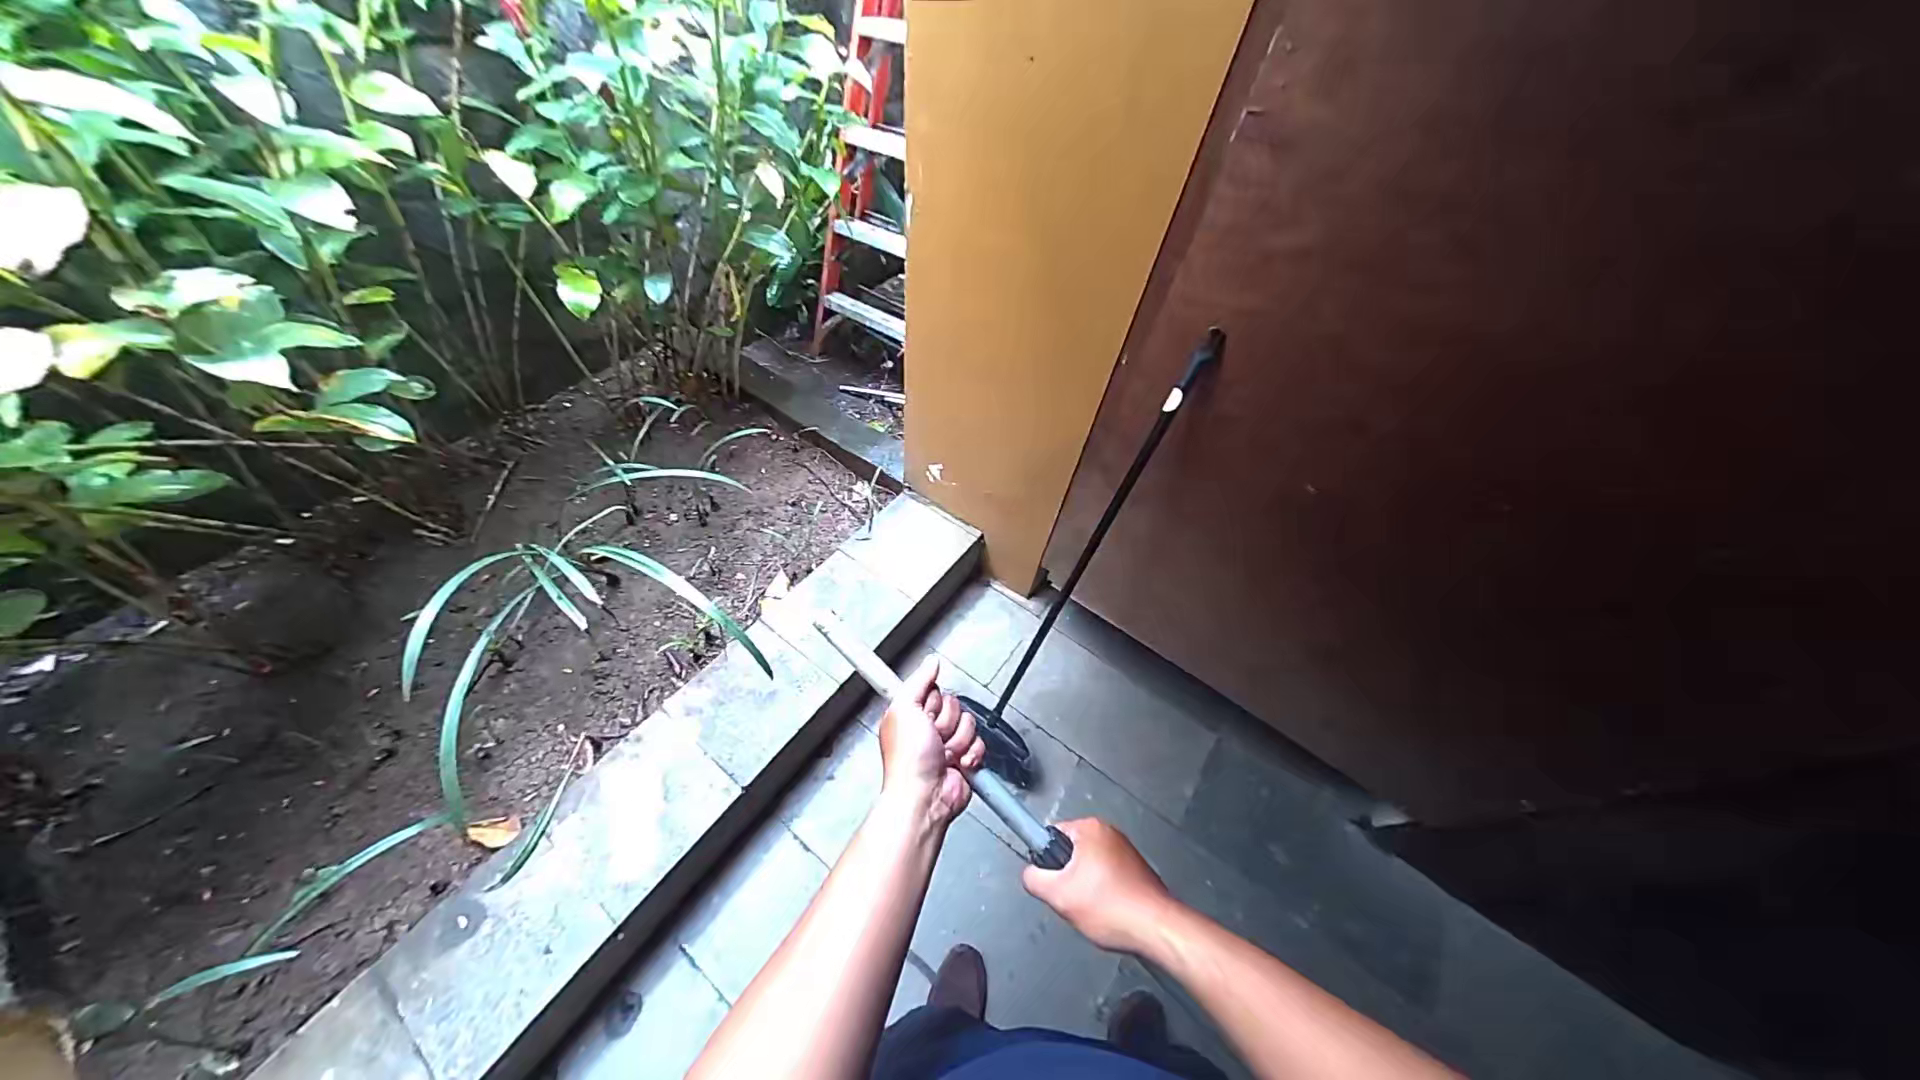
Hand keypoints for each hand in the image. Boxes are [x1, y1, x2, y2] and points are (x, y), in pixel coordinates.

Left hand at [877, 656, 985, 829]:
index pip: (934, 690)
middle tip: (933, 737)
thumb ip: (918, 681)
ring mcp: (946, 744)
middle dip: (946, 722)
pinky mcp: (963, 758)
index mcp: (911, 714)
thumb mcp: (904, 708)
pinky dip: (971, 753)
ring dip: (958, 740)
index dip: (932, 702)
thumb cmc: (907, 762)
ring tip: (942, 753)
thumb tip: (931, 662)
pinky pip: (979, 743)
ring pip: (969, 724)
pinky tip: (956, 762)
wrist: (924, 797)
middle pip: (954, 706)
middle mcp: (927, 728)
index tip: (924, 713)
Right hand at [1022, 818, 1176, 954]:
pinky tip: (1109, 911)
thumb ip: (1033, 879)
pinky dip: (1104, 893)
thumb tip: (1030, 874)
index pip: (1052, 834)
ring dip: (1086, 886)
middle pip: (1071, 852)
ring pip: (1089, 866)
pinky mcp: (1136, 869)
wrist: (1156, 929)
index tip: (1052, 879)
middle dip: (1068, 876)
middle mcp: (1109, 833)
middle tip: (1073, 898)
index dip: (1047, 860)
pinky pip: (1108, 877)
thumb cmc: (1114, 908)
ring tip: (1094, 908)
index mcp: (1090, 829)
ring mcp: (1125, 851)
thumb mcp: (1058, 896)